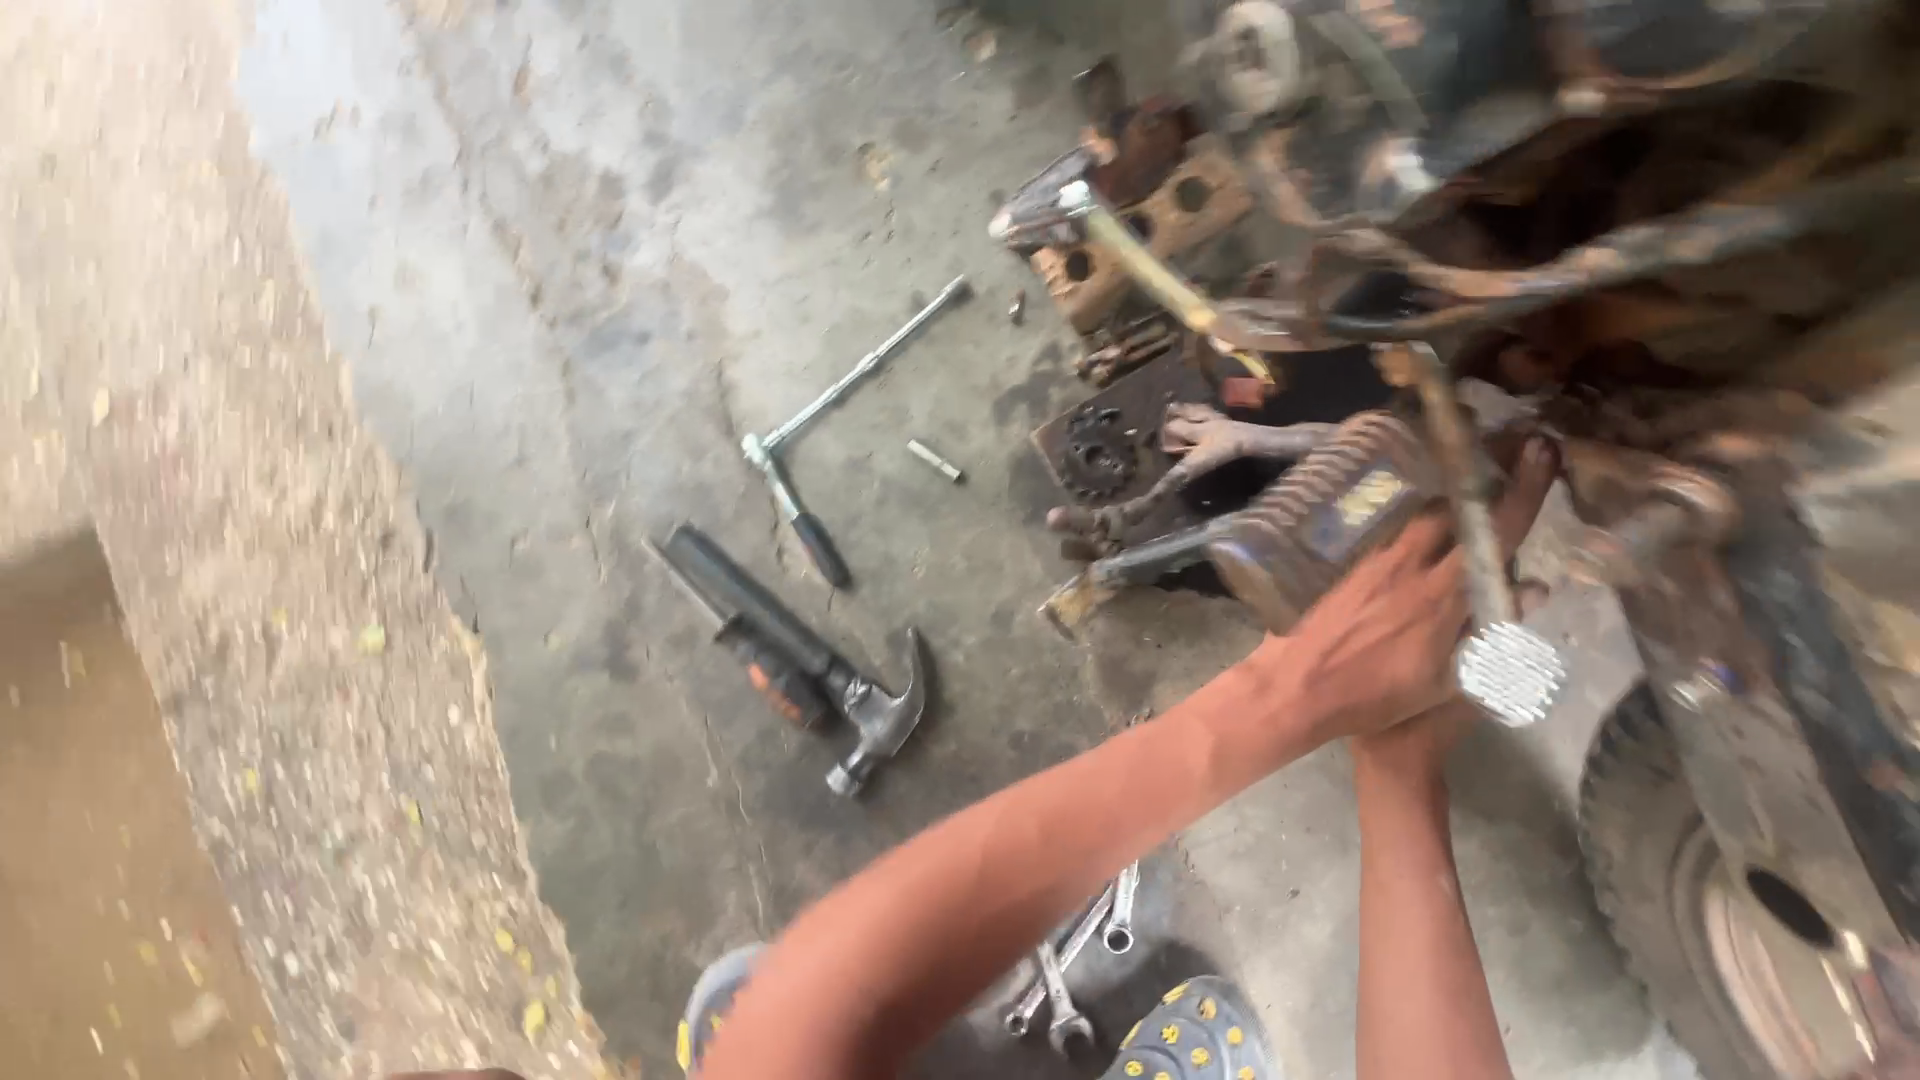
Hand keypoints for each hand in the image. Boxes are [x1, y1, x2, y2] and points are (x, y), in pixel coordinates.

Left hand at [1264, 434, 1557, 743]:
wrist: (1293, 689)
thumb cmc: (1373, 695)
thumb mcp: (1445, 682)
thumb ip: (1492, 636)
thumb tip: (1532, 589)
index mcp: (1441, 596)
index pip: (1494, 534)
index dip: (1524, 491)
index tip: (1542, 451)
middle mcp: (1404, 565)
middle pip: (1448, 508)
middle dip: (1477, 481)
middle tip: (1498, 457)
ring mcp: (1364, 559)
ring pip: (1410, 514)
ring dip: (1437, 500)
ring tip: (1453, 486)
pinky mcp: (1335, 562)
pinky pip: (1375, 528)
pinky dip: (1397, 517)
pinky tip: (1400, 516)